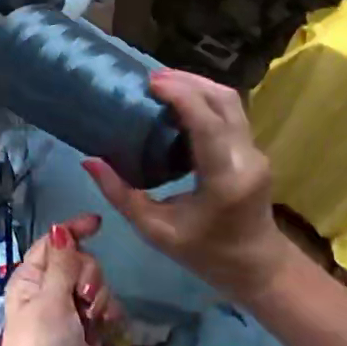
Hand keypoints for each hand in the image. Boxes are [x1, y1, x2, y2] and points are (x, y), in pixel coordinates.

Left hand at [0, 214, 119, 345]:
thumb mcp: (49, 301)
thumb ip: (62, 263)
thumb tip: (60, 227)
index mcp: (30, 278)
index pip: (53, 242)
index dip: (73, 230)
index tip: (98, 223)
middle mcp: (49, 289)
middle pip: (80, 260)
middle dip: (88, 274)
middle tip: (83, 297)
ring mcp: (69, 309)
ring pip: (96, 283)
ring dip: (99, 296)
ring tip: (90, 319)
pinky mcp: (88, 328)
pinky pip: (105, 306)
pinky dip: (108, 313)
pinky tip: (103, 328)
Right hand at [84, 69, 293, 301]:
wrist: (256, 266)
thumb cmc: (205, 253)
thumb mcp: (155, 230)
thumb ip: (121, 194)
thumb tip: (90, 162)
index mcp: (224, 179)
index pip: (207, 123)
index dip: (181, 94)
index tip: (150, 82)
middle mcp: (246, 158)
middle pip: (224, 101)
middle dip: (188, 81)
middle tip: (151, 79)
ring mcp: (255, 152)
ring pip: (231, 102)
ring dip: (198, 86)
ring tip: (163, 85)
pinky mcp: (253, 150)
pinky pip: (230, 114)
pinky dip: (205, 100)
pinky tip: (180, 104)